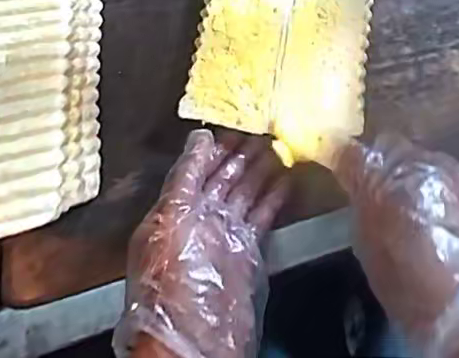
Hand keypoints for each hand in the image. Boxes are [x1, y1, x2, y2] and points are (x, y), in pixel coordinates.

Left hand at [113, 130, 291, 357]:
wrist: (192, 343)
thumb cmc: (173, 279)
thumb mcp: (170, 218)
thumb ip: (185, 175)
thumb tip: (199, 136)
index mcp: (177, 209)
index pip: (199, 168)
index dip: (218, 146)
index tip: (238, 122)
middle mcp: (201, 219)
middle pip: (226, 177)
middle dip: (244, 153)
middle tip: (266, 128)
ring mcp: (226, 235)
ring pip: (247, 192)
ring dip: (262, 169)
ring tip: (281, 145)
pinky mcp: (248, 252)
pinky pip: (263, 216)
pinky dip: (275, 197)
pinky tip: (288, 179)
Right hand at [335, 135, 458, 357]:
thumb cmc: (414, 292)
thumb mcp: (371, 252)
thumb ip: (363, 207)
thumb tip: (357, 184)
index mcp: (381, 177)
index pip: (355, 151)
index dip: (351, 162)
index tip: (349, 173)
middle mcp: (417, 160)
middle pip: (395, 152)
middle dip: (391, 171)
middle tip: (391, 202)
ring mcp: (452, 168)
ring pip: (428, 163)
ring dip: (422, 182)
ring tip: (426, 217)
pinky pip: (455, 180)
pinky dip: (449, 195)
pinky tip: (453, 224)